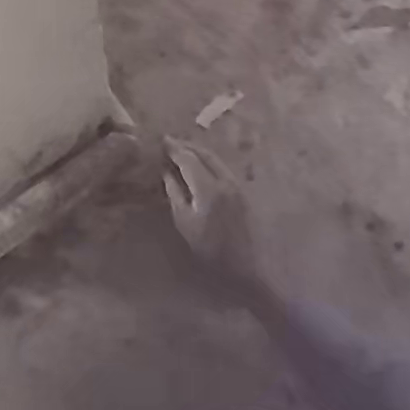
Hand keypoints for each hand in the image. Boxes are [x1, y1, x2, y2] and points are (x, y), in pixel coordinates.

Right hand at [163, 138, 266, 300]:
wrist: (247, 268)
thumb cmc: (210, 250)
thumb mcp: (185, 222)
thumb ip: (175, 193)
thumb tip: (167, 172)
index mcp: (208, 188)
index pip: (189, 159)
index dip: (174, 149)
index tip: (161, 140)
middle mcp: (225, 181)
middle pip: (205, 155)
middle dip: (187, 146)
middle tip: (170, 142)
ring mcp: (237, 186)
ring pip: (216, 160)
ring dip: (198, 152)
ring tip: (182, 151)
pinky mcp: (242, 193)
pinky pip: (222, 168)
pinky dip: (208, 162)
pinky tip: (199, 166)